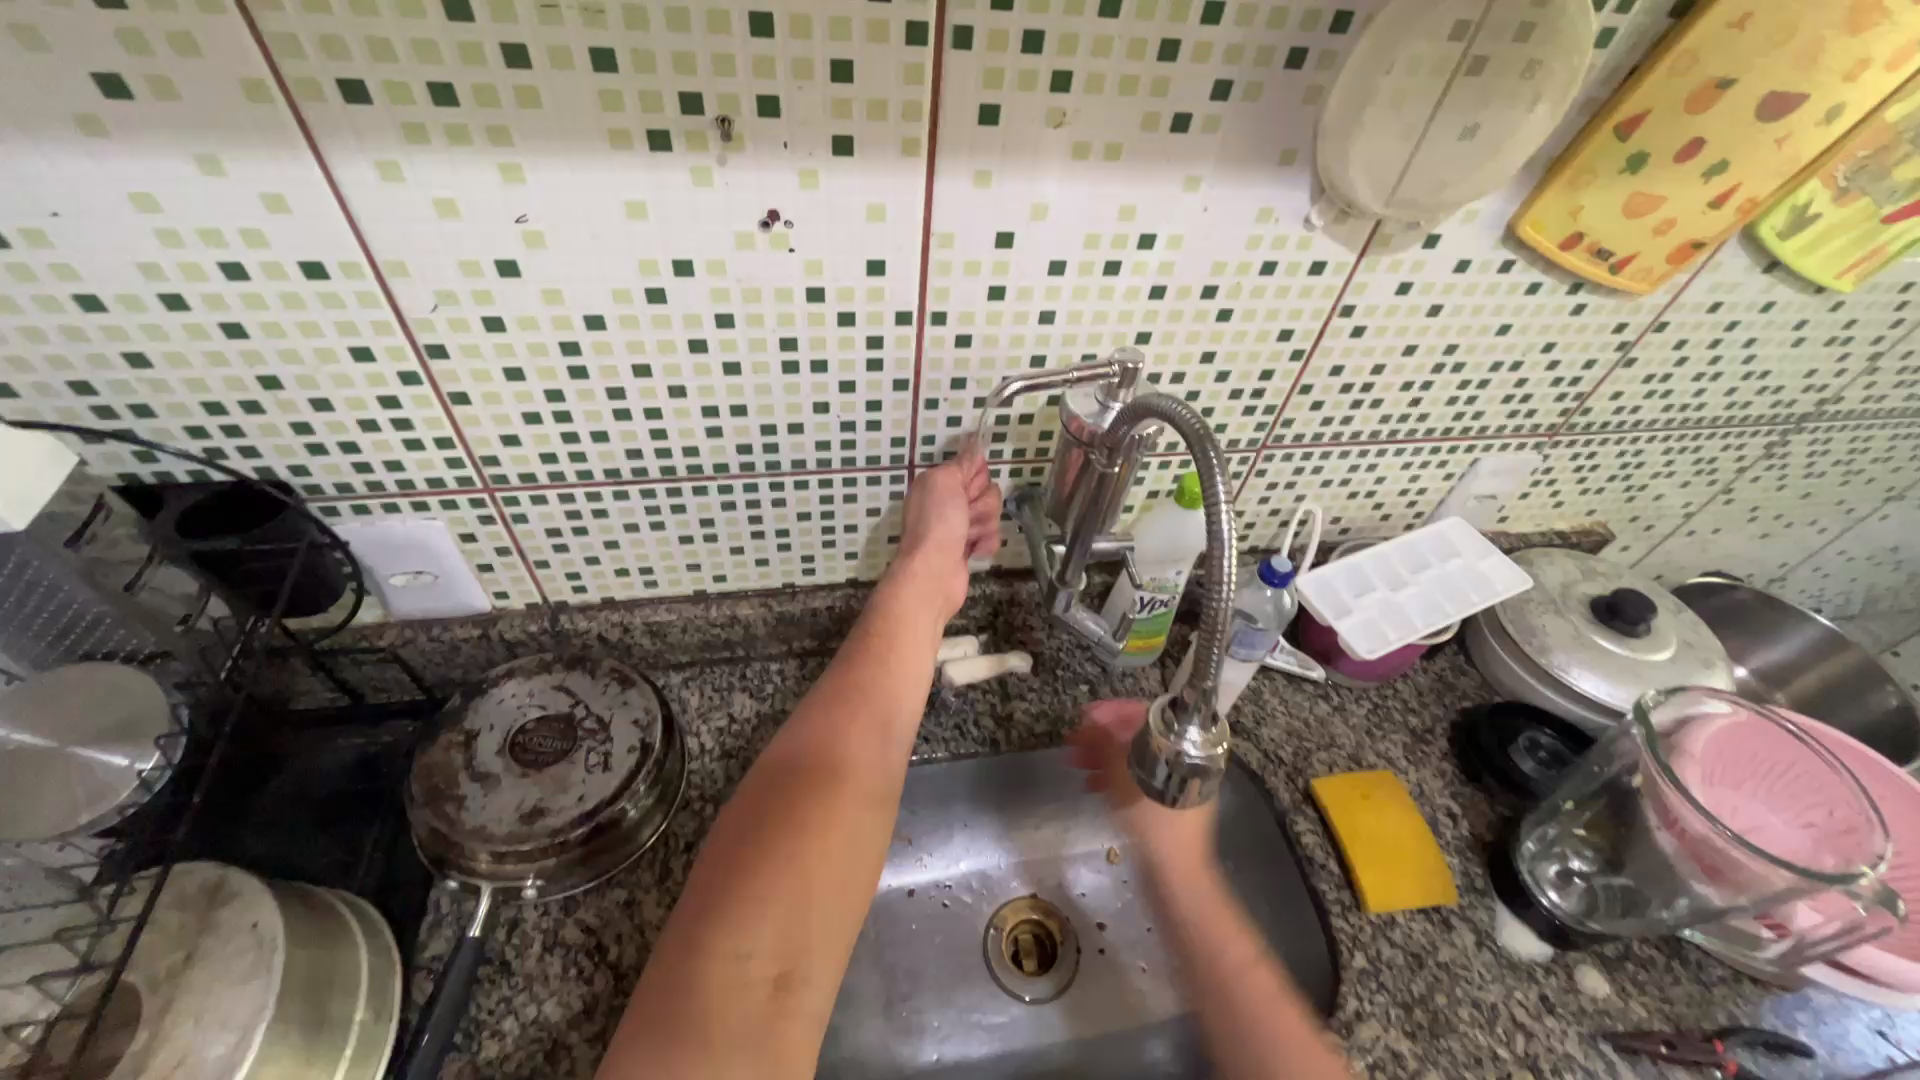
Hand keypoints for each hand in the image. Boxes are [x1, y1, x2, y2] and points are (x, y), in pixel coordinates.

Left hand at [889, 439, 1001, 620]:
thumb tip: (975, 443)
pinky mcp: (970, 548)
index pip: (974, 467)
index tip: (967, 488)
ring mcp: (959, 526)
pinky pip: (992, 537)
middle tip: (966, 514)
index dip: (976, 478)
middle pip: (988, 490)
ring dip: (984, 525)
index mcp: (939, 483)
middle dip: (983, 503)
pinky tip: (973, 552)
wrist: (933, 571)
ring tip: (967, 537)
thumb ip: (961, 463)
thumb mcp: (943, 480)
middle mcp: (948, 502)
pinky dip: (986, 544)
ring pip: (992, 514)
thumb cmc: (937, 522)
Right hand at [1068, 699, 1218, 873]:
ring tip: (1075, 761)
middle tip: (1074, 740)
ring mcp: (1176, 786)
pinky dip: (1114, 779)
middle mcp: (1185, 763)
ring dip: (1104, 756)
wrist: (1176, 879)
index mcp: (1186, 748)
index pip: (1150, 715)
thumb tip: (1094, 720)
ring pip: (1136, 760)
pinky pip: (1137, 782)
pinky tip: (1091, 785)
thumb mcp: (1126, 778)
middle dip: (1104, 736)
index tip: (1086, 715)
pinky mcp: (1165, 808)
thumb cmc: (1155, 823)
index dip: (1115, 711)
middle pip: (1140, 737)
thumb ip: (1109, 745)